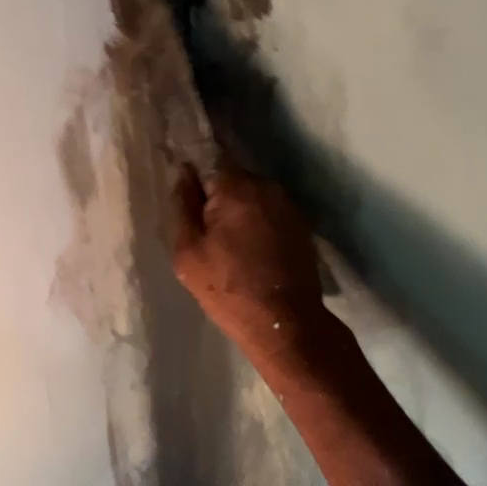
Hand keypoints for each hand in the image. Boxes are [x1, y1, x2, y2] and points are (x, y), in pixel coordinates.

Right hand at [171, 163, 324, 346]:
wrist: (288, 327)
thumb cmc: (228, 289)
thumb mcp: (188, 252)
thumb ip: (184, 206)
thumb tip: (184, 172)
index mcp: (236, 186)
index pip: (209, 160)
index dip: (197, 178)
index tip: (190, 199)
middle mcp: (266, 186)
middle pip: (233, 178)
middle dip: (219, 196)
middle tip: (209, 231)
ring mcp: (288, 205)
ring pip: (253, 196)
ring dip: (241, 210)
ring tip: (232, 245)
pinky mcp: (302, 225)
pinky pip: (270, 212)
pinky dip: (260, 224)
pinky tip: (254, 252)